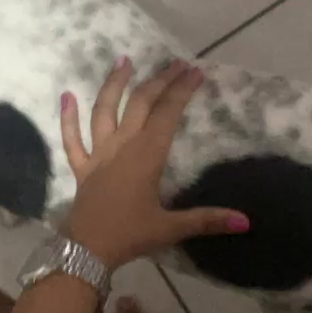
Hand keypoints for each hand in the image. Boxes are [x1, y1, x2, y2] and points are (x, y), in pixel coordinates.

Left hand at [58, 59, 248, 269]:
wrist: (86, 251)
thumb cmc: (130, 236)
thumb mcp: (171, 228)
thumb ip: (207, 220)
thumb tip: (246, 221)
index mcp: (146, 156)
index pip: (167, 114)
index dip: (182, 91)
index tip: (196, 71)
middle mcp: (121, 146)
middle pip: (140, 104)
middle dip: (160, 81)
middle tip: (176, 63)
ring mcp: (97, 155)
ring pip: (104, 111)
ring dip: (114, 85)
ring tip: (124, 61)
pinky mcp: (80, 168)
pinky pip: (72, 139)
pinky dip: (67, 117)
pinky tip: (65, 95)